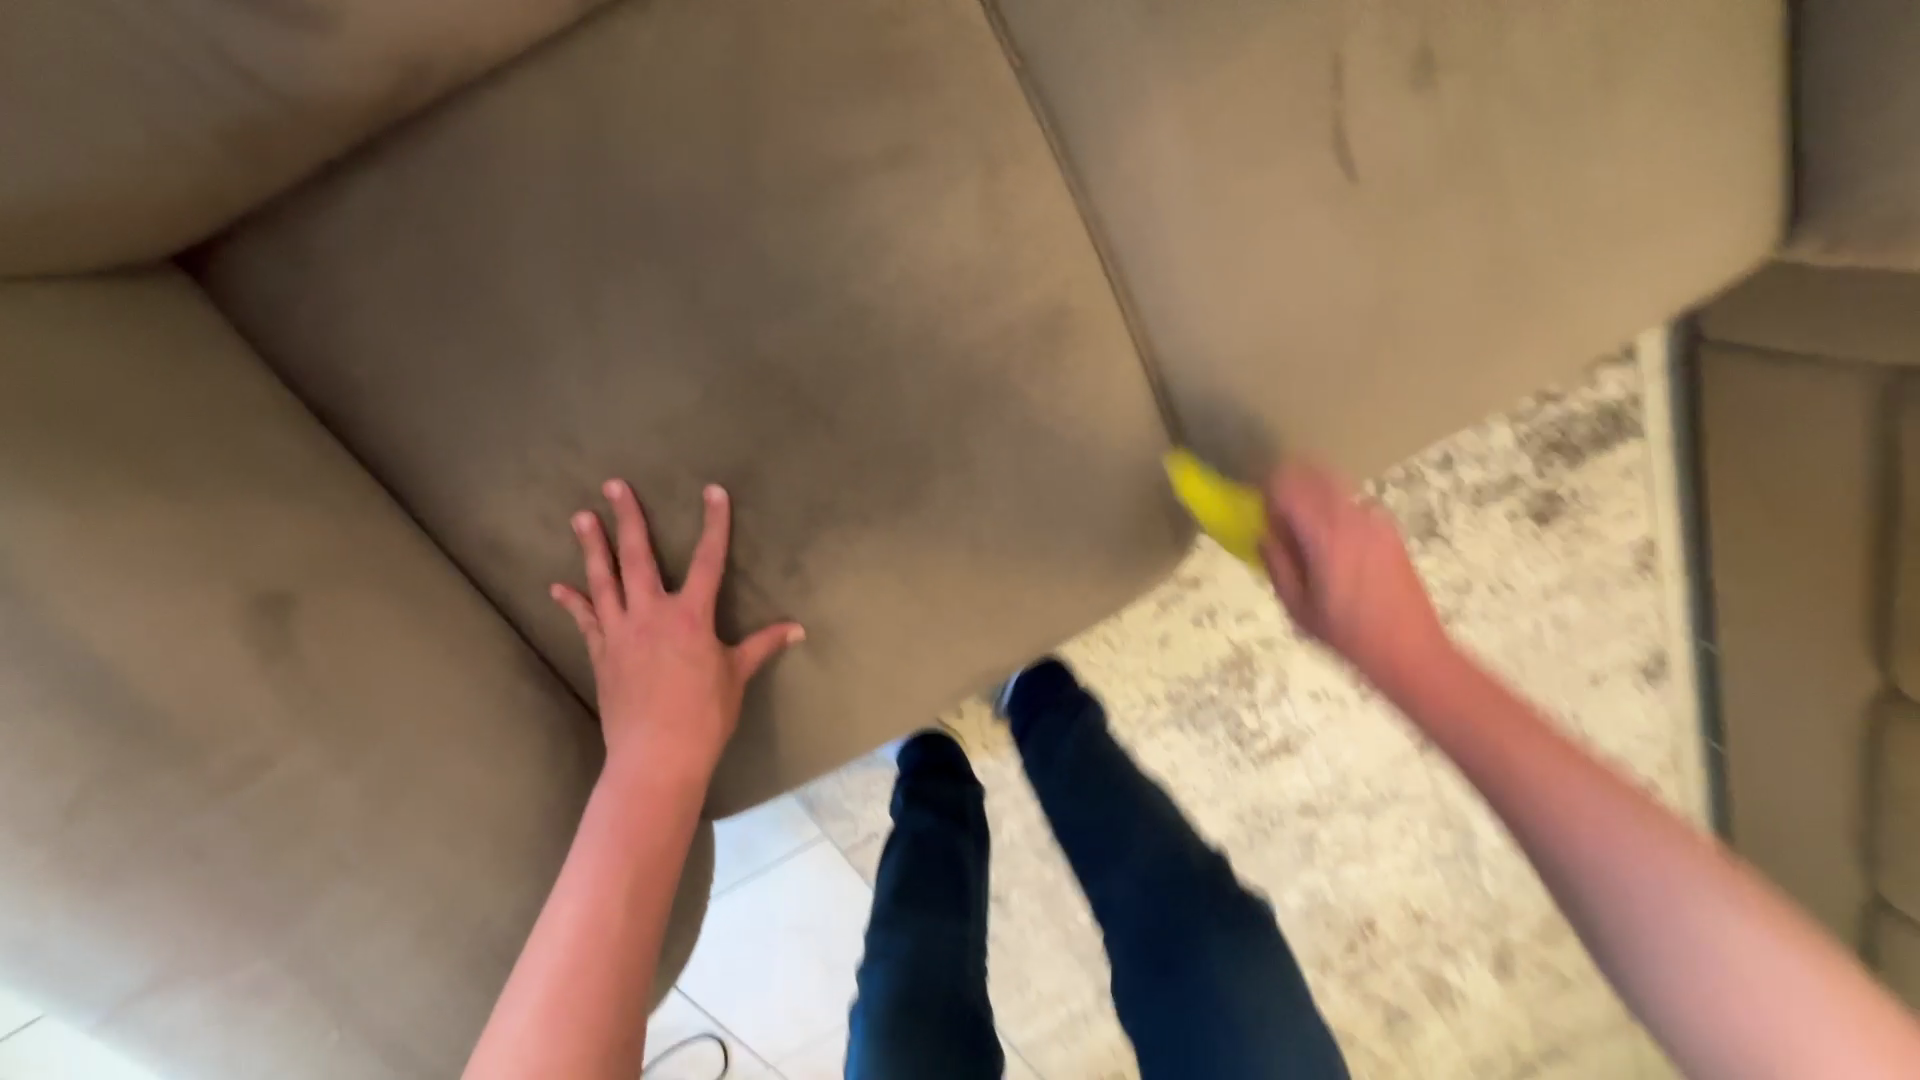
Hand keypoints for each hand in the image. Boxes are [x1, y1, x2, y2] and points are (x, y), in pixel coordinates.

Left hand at [551, 479, 804, 779]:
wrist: (657, 755)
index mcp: (691, 616)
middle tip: (614, 486)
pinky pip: (586, 620)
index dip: (714, 524)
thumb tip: (798, 629)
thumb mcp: (737, 676)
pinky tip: (559, 587)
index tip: (713, 492)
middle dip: (628, 519)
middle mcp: (651, 614)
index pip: (708, 560)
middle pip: (637, 557)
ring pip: (603, 580)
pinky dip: (573, 602)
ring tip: (581, 516)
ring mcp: (620, 632)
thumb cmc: (705, 715)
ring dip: (592, 547)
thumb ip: (763, 645)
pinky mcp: (601, 654)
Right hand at [1259, 461, 1448, 680]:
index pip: (1287, 486)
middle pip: (1312, 474)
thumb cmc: (1347, 635)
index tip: (1259, 514)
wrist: (1411, 650)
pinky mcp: (1390, 531)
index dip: (1267, 494)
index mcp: (1325, 535)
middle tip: (1278, 520)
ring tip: (1306, 536)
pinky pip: (1353, 505)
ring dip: (1313, 499)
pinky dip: (1335, 512)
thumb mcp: (1298, 608)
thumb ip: (1277, 565)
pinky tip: (1334, 547)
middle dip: (1289, 488)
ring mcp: (1376, 521)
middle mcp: (1353, 517)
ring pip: (1334, 487)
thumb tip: (1265, 537)